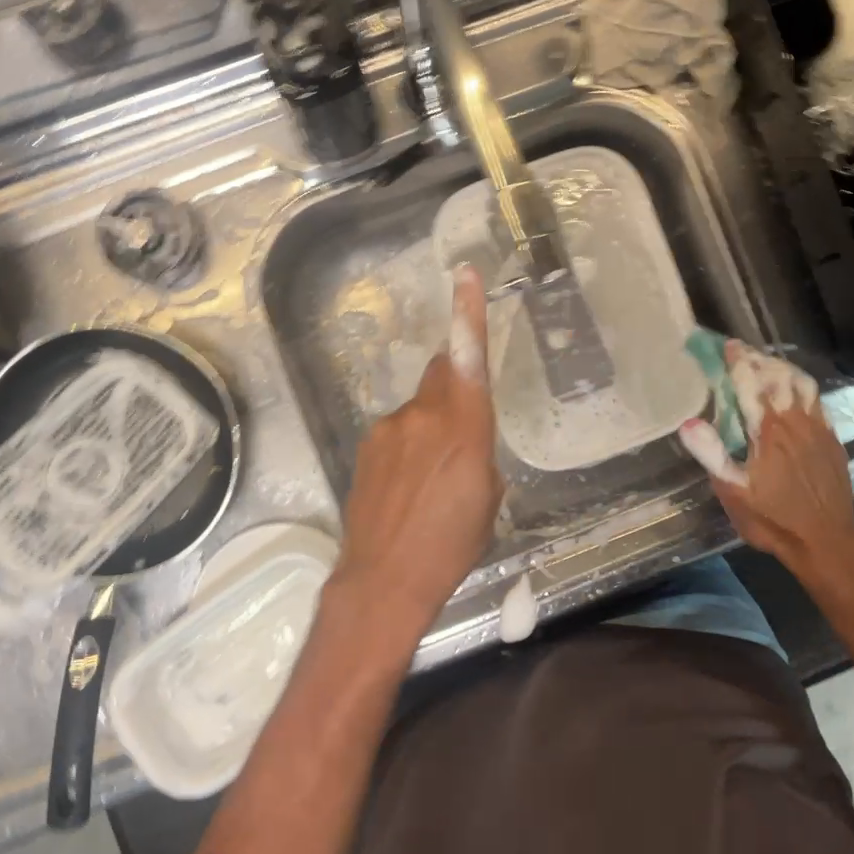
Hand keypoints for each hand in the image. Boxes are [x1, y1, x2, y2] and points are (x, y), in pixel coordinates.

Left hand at [330, 266, 502, 632]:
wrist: (383, 580)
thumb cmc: (450, 546)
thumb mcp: (487, 499)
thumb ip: (480, 454)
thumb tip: (467, 441)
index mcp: (464, 426)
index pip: (469, 357)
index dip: (469, 313)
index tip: (465, 273)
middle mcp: (423, 416)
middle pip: (444, 377)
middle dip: (457, 389)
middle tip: (464, 429)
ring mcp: (388, 430)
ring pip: (420, 410)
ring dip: (431, 430)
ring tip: (432, 482)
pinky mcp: (366, 448)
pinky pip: (398, 434)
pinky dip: (408, 450)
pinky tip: (408, 490)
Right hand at [678, 340, 853, 579]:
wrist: (825, 541)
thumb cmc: (773, 519)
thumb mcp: (733, 492)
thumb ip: (712, 455)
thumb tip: (688, 423)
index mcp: (768, 430)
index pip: (751, 384)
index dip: (739, 362)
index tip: (729, 346)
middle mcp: (796, 421)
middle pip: (779, 377)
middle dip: (761, 360)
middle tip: (744, 353)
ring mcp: (818, 430)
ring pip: (803, 385)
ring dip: (784, 370)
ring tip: (769, 365)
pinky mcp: (832, 441)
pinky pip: (818, 403)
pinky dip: (803, 389)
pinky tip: (796, 395)